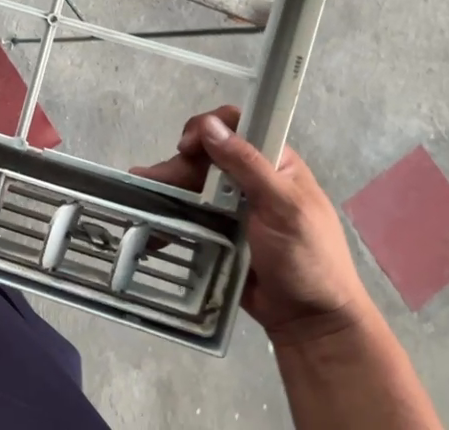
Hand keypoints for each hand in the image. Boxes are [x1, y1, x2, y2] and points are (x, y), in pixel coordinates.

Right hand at [131, 106, 372, 344]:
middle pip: (205, 155)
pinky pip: (188, 210)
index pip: (238, 127)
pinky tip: (147, 212)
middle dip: (179, 163)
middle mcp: (251, 179)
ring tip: (137, 189)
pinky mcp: (218, 230)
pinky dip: (168, 208)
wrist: (310, 323)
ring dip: (165, 183)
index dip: (209, 128)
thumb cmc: (308, 260)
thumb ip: (247, 164)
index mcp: (275, 165)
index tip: (188, 146)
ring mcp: (233, 205)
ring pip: (192, 181)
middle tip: (154, 179)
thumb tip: (210, 124)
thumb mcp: (284, 208)